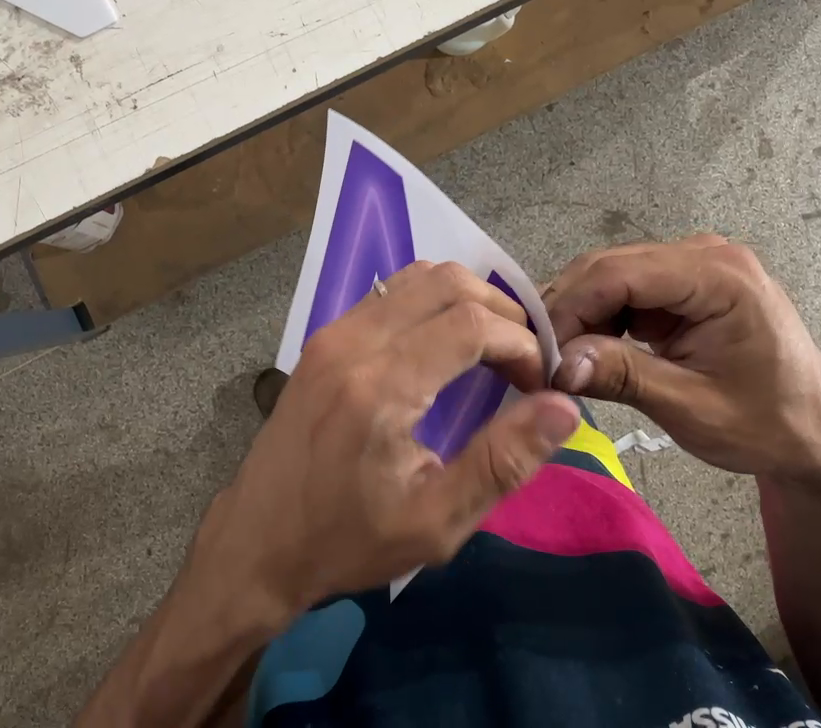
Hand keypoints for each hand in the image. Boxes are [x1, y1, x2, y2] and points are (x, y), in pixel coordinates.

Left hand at [192, 261, 581, 623]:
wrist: (256, 544)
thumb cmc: (347, 541)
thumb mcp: (436, 522)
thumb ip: (503, 461)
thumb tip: (564, 406)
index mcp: (380, 386)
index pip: (470, 323)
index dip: (520, 344)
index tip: (535, 385)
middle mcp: (354, 342)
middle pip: (447, 283)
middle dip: (500, 313)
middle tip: (521, 361)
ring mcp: (332, 333)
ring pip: (417, 276)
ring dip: (466, 300)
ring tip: (490, 349)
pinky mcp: (323, 338)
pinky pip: (389, 292)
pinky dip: (431, 301)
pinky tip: (444, 344)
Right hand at [542, 236, 820, 489]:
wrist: (816, 435)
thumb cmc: (766, 425)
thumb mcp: (692, 408)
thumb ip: (624, 377)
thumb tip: (559, 364)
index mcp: (720, 276)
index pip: (619, 272)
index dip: (570, 306)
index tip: (539, 351)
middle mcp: (706, 253)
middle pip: (610, 266)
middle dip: (569, 309)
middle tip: (538, 357)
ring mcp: (696, 264)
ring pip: (611, 275)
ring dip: (581, 314)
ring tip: (560, 358)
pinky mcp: (686, 282)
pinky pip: (627, 289)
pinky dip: (601, 317)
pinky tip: (590, 349)